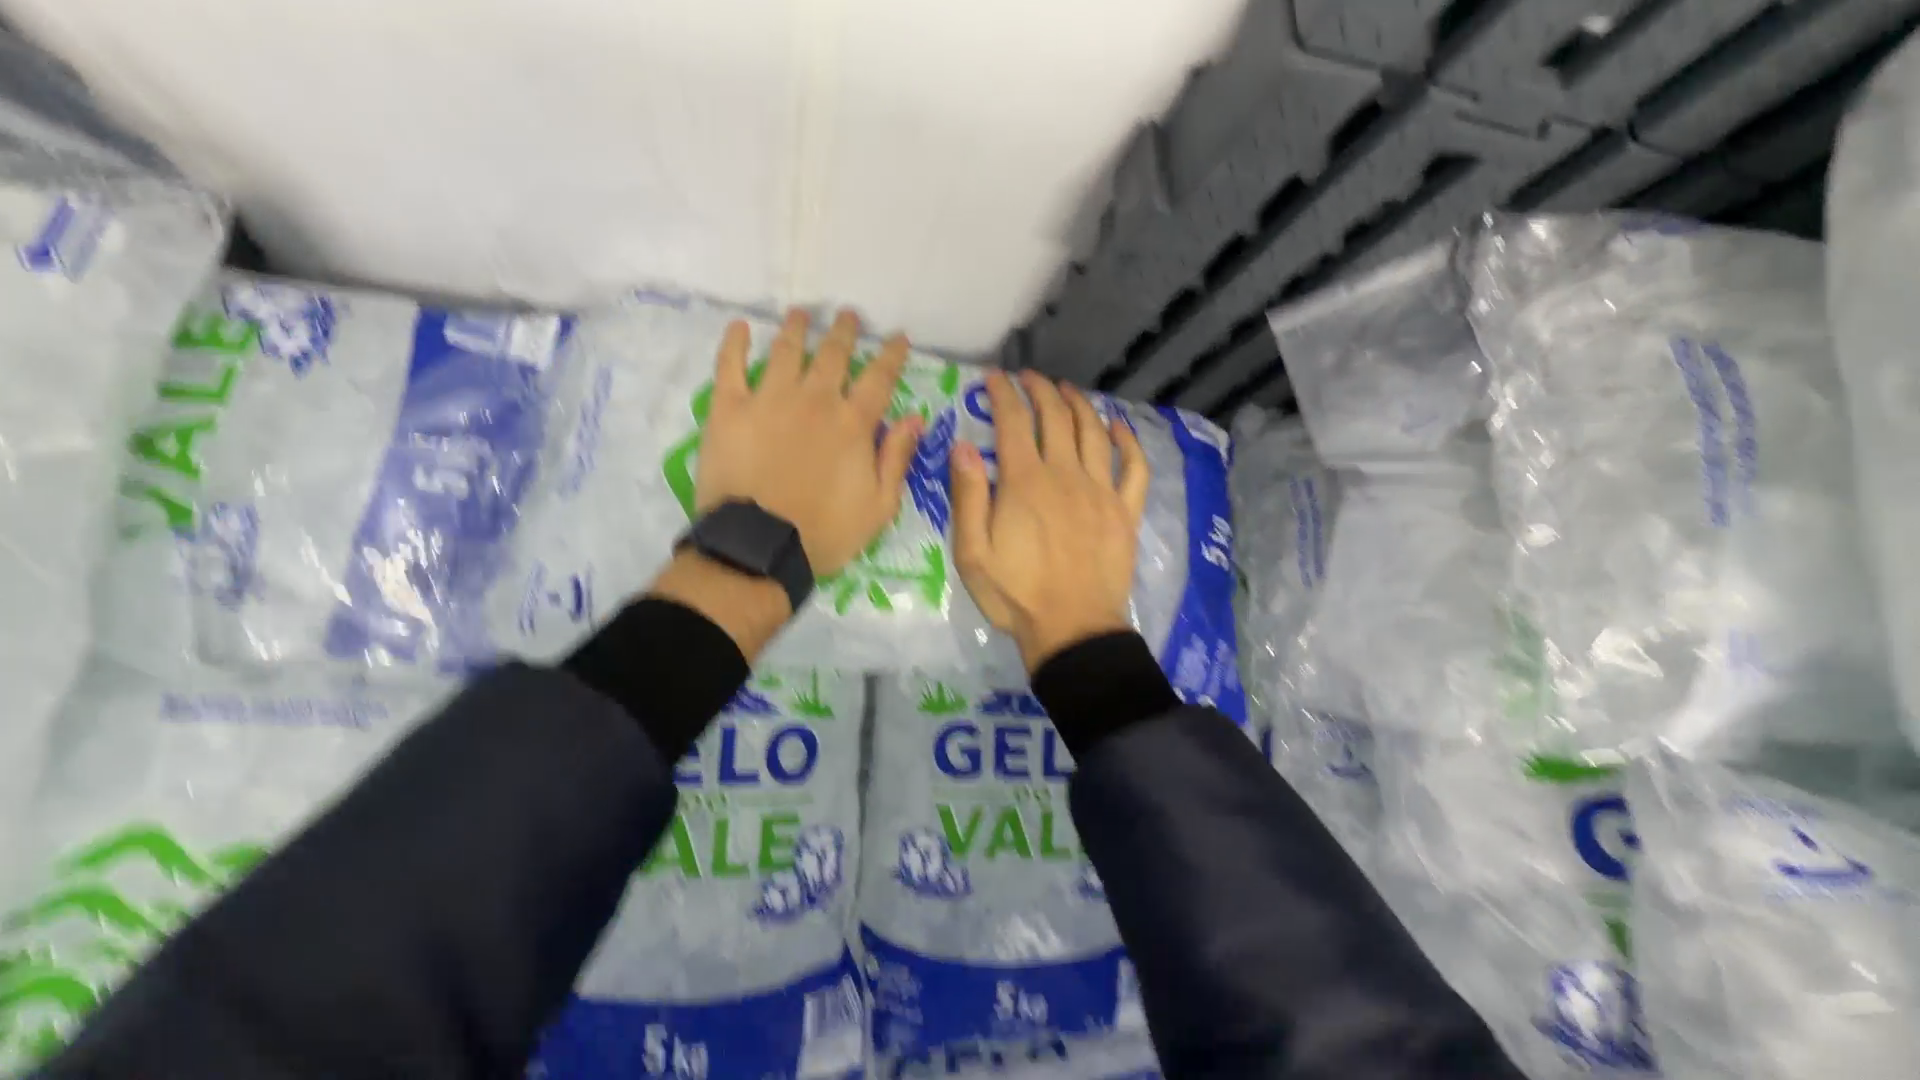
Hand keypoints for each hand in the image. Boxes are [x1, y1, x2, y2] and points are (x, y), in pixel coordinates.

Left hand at [651, 309, 920, 660]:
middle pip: (834, 354)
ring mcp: (769, 400)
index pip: (880, 378)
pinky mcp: (730, 409)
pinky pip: (730, 366)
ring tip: (801, 313)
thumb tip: (914, 418)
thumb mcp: (879, 507)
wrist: (760, 545)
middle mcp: (815, 400)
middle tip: (848, 316)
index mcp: (853, 424)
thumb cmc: (825, 533)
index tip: (899, 337)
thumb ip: (896, 458)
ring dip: (797, 328)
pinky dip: (736, 343)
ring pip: (787, 351)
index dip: (892, 355)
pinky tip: (740, 327)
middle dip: (844, 332)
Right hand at [950, 371, 1149, 672]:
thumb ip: (968, 496)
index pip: (1012, 422)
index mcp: (1024, 482)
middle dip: (1040, 389)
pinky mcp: (1124, 511)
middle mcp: (1065, 474)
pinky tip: (1119, 427)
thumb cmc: (1016, 594)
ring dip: (1079, 404)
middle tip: (1029, 378)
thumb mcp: (972, 552)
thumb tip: (963, 446)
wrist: (1072, 628)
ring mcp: (1100, 491)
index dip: (1002, 394)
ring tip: (1066, 390)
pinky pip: (1133, 467)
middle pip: (1055, 417)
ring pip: (1093, 432)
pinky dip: (1127, 441)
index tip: (993, 378)